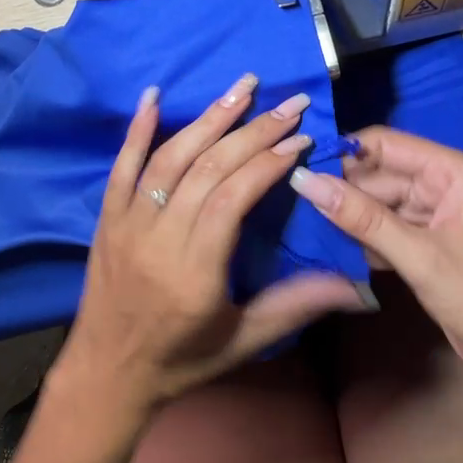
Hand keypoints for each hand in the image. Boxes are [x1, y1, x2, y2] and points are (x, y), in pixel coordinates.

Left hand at [55, 76, 369, 409]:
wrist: (106, 375)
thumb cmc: (181, 360)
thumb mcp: (243, 342)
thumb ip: (295, 306)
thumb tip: (356, 288)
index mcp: (195, 272)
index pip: (233, 198)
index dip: (268, 163)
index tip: (299, 138)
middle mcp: (158, 239)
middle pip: (207, 169)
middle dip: (252, 131)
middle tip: (289, 103)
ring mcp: (127, 223)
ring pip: (169, 159)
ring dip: (208, 119)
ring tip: (243, 87)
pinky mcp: (106, 218)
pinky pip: (120, 166)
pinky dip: (136, 128)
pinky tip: (154, 94)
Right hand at [288, 126, 462, 388]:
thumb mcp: (421, 258)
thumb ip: (362, 219)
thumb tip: (305, 182)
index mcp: (453, 171)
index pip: (384, 144)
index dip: (341, 152)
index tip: (296, 164)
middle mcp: (443, 183)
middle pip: (377, 173)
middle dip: (340, 188)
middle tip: (291, 200)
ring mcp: (435, 214)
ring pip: (377, 202)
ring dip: (347, 215)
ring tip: (301, 222)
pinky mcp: (428, 242)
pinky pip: (385, 227)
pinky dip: (362, 236)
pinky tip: (329, 246)